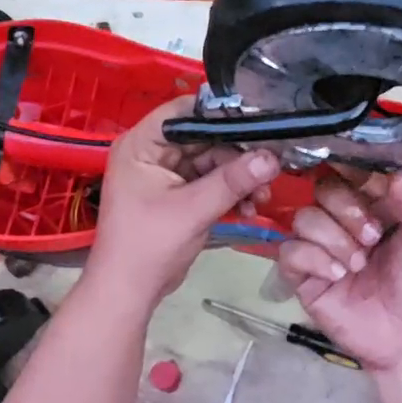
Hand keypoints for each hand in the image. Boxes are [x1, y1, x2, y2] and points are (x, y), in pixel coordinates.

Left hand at [85, 97, 280, 303]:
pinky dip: (230, 193)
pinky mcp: (179, 197)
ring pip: (212, 163)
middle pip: (204, 138)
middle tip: (272, 165)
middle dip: (238, 154)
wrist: (129, 291)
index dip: (221, 114)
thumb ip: (232, 181)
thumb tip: (272, 158)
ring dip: (239, 177)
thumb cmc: (149, 245)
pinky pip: (210, 184)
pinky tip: (250, 207)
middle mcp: (152, 154)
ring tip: (263, 195)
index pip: (184, 112)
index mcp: (142, 145)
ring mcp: (166, 176)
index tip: (259, 121)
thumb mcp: (193, 209)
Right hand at [276, 170, 401, 370]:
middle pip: (323, 189)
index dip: (355, 174)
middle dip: (347, 210)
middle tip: (373, 238)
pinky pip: (289, 252)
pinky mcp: (304, 276)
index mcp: (376, 205)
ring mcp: (321, 248)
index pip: (353, 173)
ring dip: (333, 238)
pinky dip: (313, 259)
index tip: (366, 184)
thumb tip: (396, 176)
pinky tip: (338, 276)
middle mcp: (344, 221)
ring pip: (304, 218)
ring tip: (359, 265)